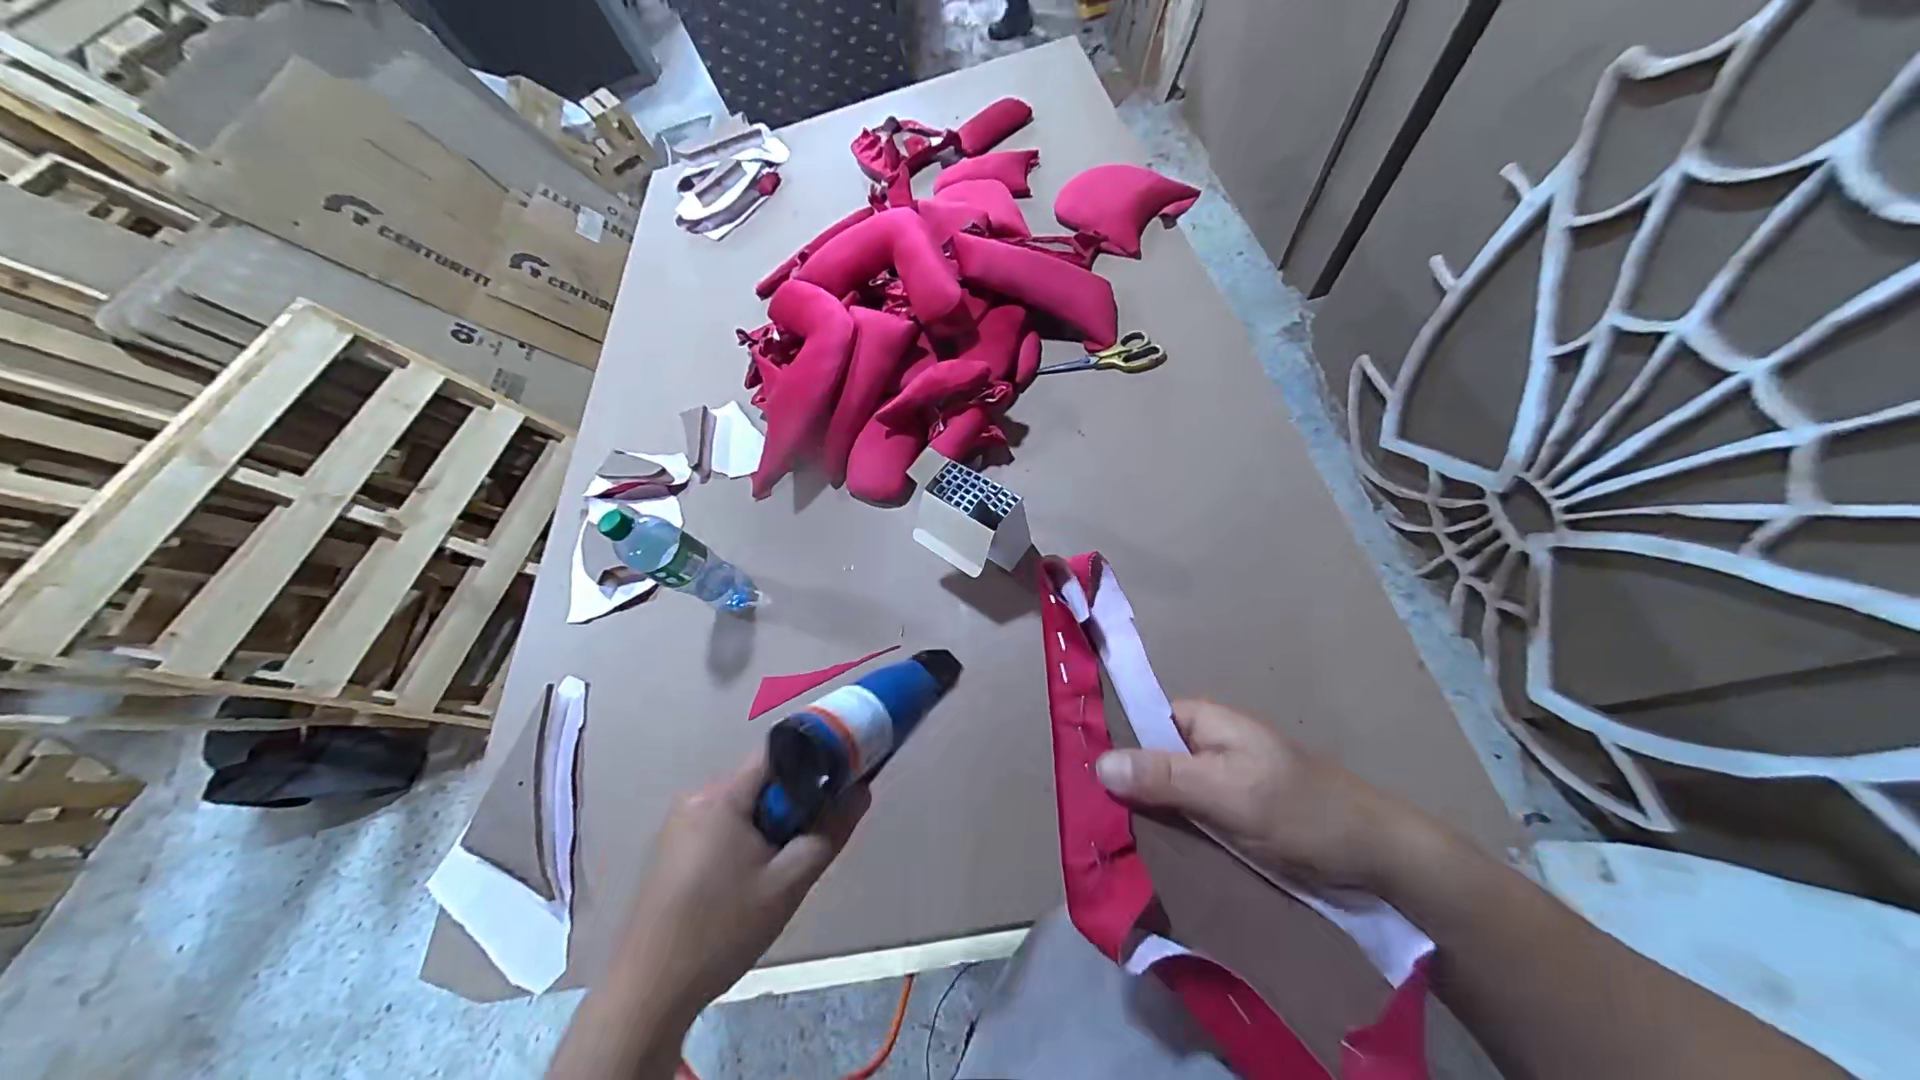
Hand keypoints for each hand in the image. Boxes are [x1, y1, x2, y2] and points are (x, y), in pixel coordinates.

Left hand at [615, 749, 869, 1024]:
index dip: (812, 763)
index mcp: (720, 796)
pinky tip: (740, 891)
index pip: (777, 754)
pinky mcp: (667, 853)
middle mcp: (694, 799)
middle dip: (788, 809)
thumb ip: (830, 831)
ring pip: (740, 811)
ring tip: (771, 879)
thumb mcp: (789, 883)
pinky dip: (739, 846)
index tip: (837, 785)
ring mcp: (675, 827)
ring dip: (765, 831)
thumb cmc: (723, 930)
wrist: (649, 993)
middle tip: (801, 852)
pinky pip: (717, 830)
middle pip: (758, 785)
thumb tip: (862, 790)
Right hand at [1093, 699, 1434, 889]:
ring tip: (1104, 840)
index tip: (1077, 778)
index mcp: (1201, 720)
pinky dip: (1162, 828)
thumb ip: (1164, 775)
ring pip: (1160, 789)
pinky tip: (1139, 850)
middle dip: (1121, 785)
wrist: (1374, 859)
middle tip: (1088, 820)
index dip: (1108, 745)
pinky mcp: (1223, 813)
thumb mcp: (1227, 791)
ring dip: (1139, 811)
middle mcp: (1202, 744)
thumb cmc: (1300, 811)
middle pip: (1145, 758)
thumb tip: (1098, 761)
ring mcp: (1214, 780)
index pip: (1137, 721)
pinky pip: (1179, 814)